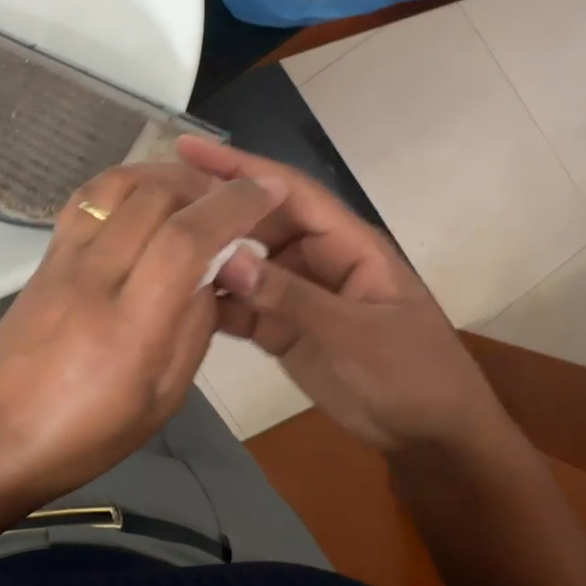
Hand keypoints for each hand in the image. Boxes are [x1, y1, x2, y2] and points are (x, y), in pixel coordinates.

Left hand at [0, 163, 286, 501]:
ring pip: (116, 185)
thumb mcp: (162, 398)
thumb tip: (213, 271)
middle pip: (154, 197)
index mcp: (130, 325)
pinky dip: (124, 183)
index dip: (233, 206)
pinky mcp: (45, 256)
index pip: (186, 239)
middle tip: (233, 195)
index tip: (266, 193)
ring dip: (163, 173)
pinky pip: (86, 199)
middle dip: (206, 184)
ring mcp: (63, 261)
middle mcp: (94, 278)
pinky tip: (145, 196)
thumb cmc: (88, 434)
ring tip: (193, 188)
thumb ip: (194, 329)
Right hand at [176, 136, 514, 454]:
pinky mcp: (282, 328)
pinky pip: (240, 306)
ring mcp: (297, 294)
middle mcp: (316, 259)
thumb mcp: (355, 335)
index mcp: (346, 244)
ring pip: (243, 264)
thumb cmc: (413, 374)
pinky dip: (212, 304)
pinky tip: (175, 302)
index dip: (240, 167)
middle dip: (212, 209)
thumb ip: (289, 296)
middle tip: (155, 199)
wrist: (432, 437)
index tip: (188, 147)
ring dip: (206, 259)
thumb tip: (223, 255)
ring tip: (152, 247)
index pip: (288, 192)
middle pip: (257, 222)